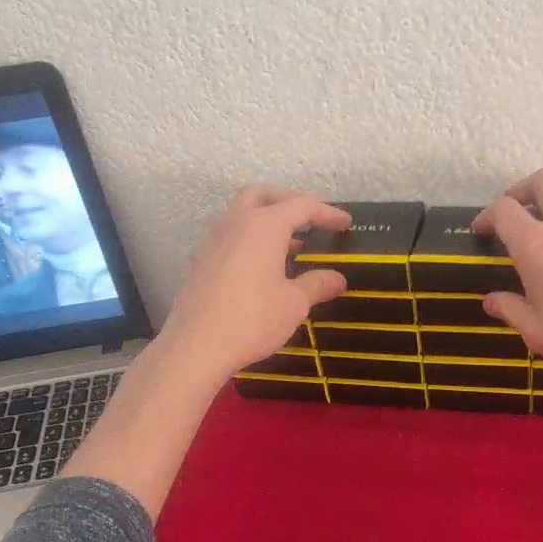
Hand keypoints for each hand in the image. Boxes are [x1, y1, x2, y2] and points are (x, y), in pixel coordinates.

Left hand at [158, 185, 352, 381]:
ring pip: (242, 214)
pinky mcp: (200, 260)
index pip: (302, 205)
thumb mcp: (294, 303)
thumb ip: (317, 284)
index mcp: (264, 225)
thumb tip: (338, 278)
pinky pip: (230, 236)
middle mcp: (236, 222)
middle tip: (308, 222)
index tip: (345, 224)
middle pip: (263, 195)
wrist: (196, 346)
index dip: (327, 213)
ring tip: (289, 249)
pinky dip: (249, 240)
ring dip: (266, 222)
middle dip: (288, 202)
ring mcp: (213, 239)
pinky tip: (261, 268)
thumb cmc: (252, 319)